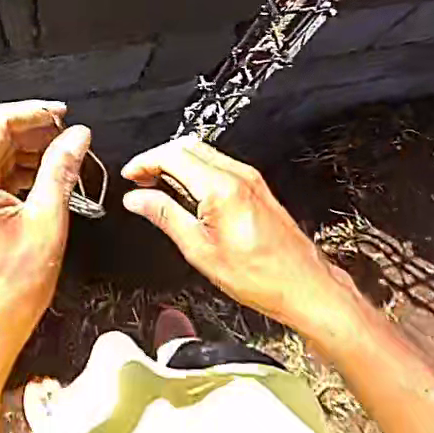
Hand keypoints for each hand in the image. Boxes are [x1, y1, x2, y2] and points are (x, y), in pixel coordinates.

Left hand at [0, 101, 91, 363]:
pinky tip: (48, 179)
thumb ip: (61, 171)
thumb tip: (77, 136)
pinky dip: (21, 172)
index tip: (64, 115)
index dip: (33, 111)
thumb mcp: (46, 223)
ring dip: (30, 152)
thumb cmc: (10, 290)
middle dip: (34, 131)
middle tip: (71, 137)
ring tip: (66, 159)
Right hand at [122, 136, 356, 332]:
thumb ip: (164, 216)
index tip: (130, 175)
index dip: (144, 162)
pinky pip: (217, 164)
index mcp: (221, 188)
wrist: (304, 286)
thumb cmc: (260, 276)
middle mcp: (238, 175)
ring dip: (175, 162)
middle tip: (139, 180)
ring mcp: (250, 178)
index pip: (172, 155)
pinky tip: (185, 192)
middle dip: (157, 158)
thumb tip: (136, 199)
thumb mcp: (200, 250)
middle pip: (186, 146)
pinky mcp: (256, 186)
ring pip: (202, 152)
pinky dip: (194, 169)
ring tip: (157, 187)